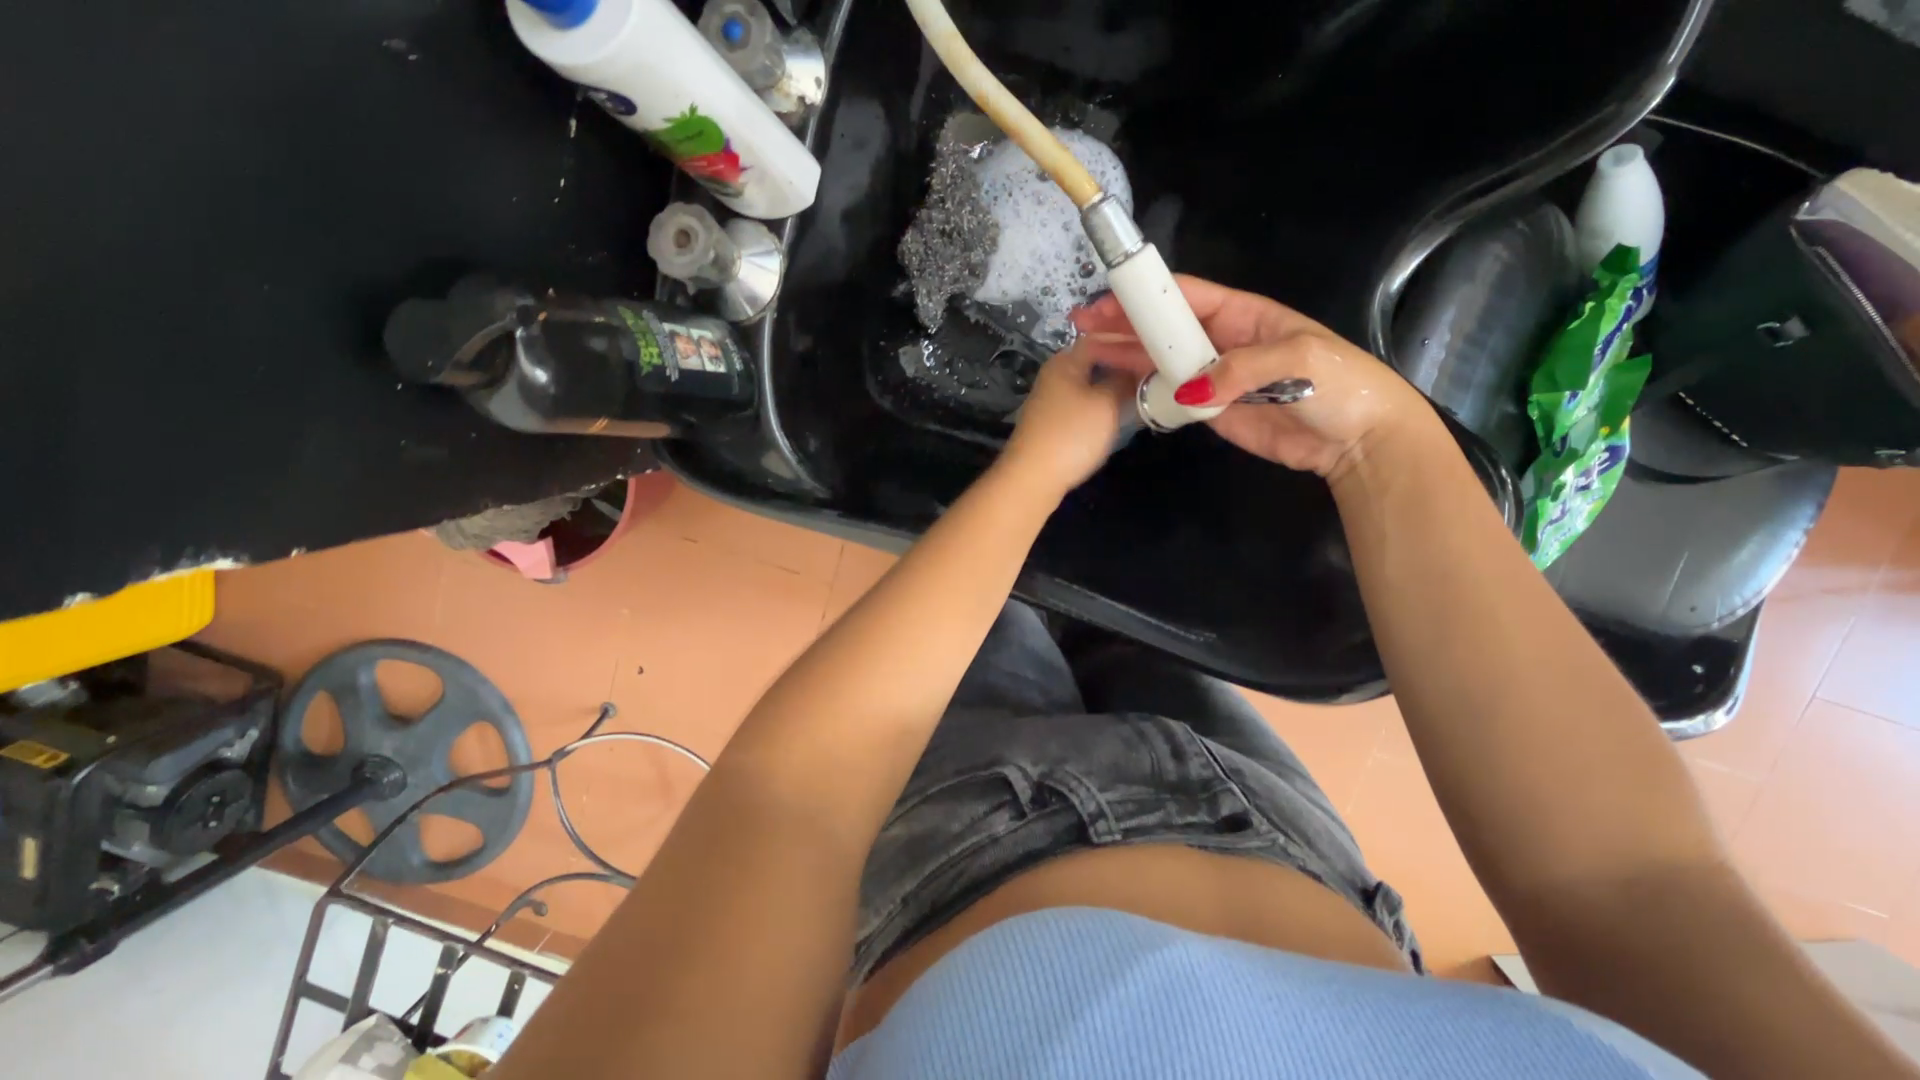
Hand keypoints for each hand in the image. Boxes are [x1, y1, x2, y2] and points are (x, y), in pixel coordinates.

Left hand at [998, 339, 1141, 496]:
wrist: (1032, 477)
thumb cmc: (1072, 434)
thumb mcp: (1106, 404)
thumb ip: (1124, 381)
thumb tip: (1136, 367)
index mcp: (1065, 361)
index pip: (1101, 338)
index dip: (1128, 342)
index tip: (1154, 350)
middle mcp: (1055, 374)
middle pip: (1094, 360)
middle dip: (1122, 363)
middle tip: (1153, 370)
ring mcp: (1051, 399)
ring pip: (1089, 382)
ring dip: (1113, 384)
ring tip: (1142, 390)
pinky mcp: (1052, 421)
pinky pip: (1082, 402)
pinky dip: (1102, 403)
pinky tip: (1118, 412)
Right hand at [1071, 276, 1430, 480]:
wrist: (1359, 440)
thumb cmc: (1341, 385)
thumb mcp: (1301, 360)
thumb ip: (1242, 368)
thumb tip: (1189, 389)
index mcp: (1244, 314)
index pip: (1186, 295)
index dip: (1145, 295)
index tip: (1108, 298)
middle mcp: (1222, 341)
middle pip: (1165, 327)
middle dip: (1123, 322)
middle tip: (1080, 324)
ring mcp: (1214, 377)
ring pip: (1161, 361)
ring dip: (1125, 354)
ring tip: (1086, 352)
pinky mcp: (1211, 413)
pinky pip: (1172, 397)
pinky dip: (1144, 391)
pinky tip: (1115, 383)